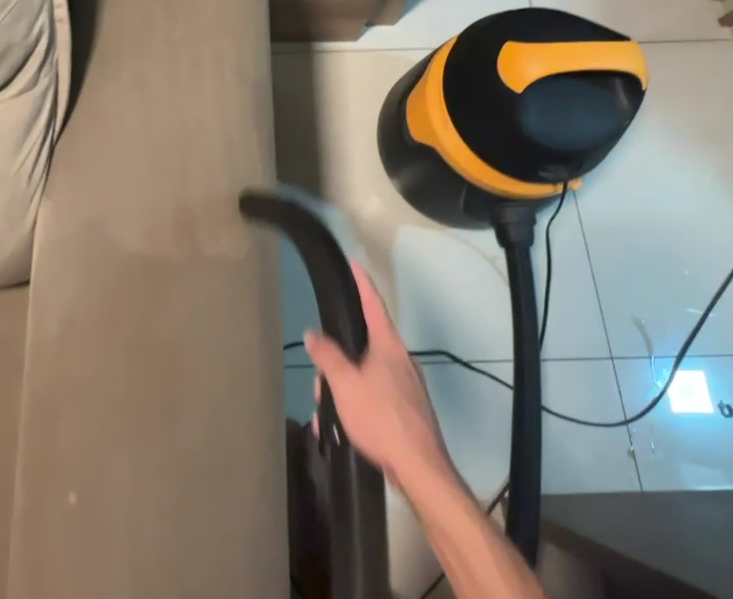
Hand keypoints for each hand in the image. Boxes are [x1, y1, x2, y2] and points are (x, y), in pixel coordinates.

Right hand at [302, 259, 456, 494]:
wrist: (419, 467)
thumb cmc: (380, 417)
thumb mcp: (344, 385)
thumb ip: (327, 357)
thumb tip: (313, 334)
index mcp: (388, 346)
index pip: (373, 305)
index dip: (362, 284)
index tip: (355, 264)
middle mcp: (401, 361)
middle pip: (362, 348)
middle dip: (337, 364)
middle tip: (321, 385)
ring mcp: (407, 387)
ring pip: (365, 376)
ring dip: (343, 392)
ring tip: (328, 417)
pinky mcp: (408, 411)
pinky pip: (375, 399)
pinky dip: (356, 408)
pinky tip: (342, 431)